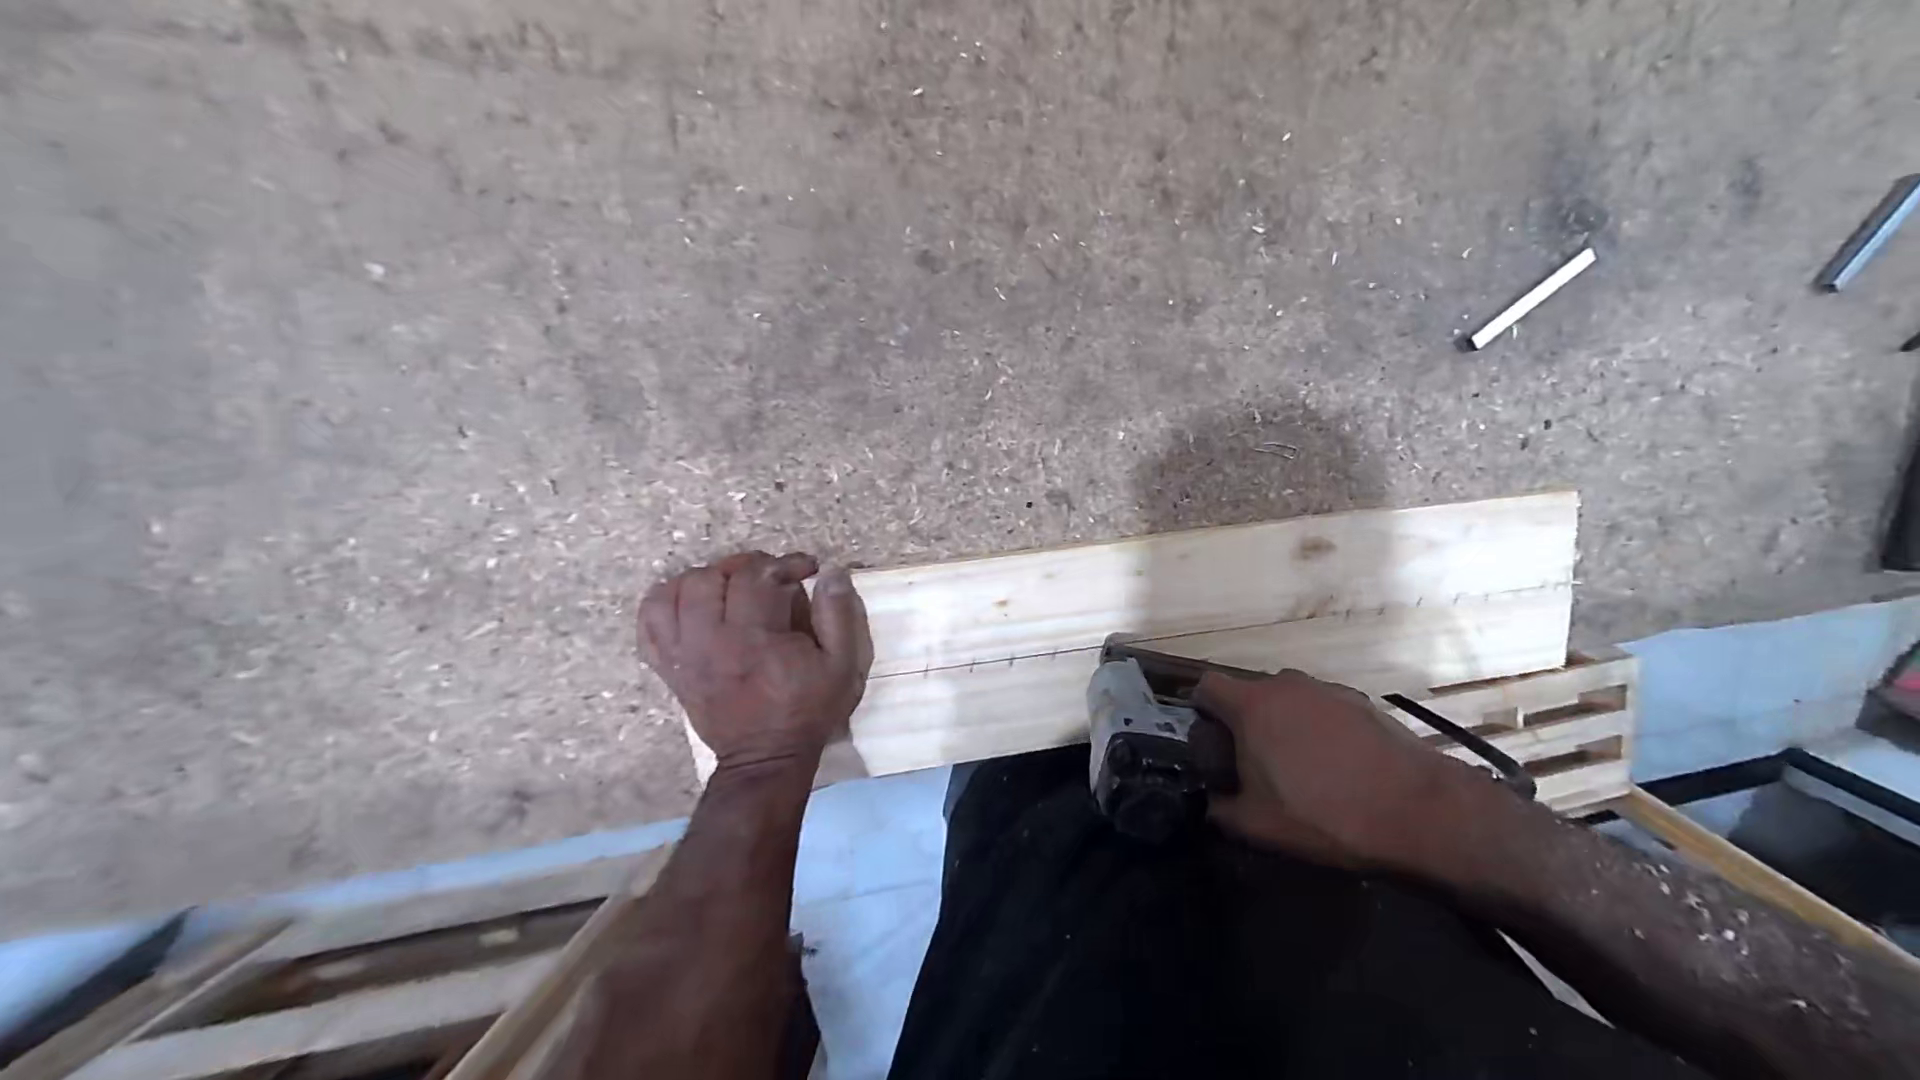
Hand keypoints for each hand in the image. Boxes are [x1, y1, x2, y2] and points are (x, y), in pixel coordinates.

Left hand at [639, 552, 872, 773]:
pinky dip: (664, 603)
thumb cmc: (808, 710)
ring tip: (729, 586)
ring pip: (672, 593)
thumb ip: (839, 615)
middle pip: (710, 578)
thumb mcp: (842, 665)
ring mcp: (683, 655)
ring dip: (703, 579)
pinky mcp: (670, 669)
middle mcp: (710, 641)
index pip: (757, 576)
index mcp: (755, 638)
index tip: (806, 568)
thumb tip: (831, 573)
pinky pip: (649, 624)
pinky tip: (691, 603)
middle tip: (770, 577)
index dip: (783, 563)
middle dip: (744, 567)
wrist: (766, 759)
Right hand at [1196, 669, 1495, 871]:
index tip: (1209, 740)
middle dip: (1245, 721)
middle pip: (1250, 693)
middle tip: (1253, 762)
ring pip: (1290, 700)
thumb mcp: (1256, 826)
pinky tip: (1340, 769)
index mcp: (1253, 705)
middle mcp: (1287, 685)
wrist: (1424, 813)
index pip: (1206, 686)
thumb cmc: (1325, 815)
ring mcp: (1329, 690)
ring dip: (1285, 724)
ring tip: (1301, 767)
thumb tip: (1210, 804)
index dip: (1200, 710)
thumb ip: (1218, 810)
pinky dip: (1321, 730)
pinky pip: (1325, 710)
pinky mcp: (1364, 703)